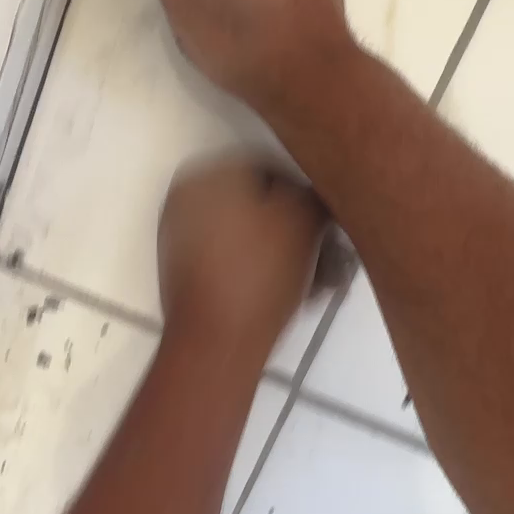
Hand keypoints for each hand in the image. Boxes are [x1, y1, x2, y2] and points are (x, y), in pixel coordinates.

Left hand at [157, 155, 332, 354]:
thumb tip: (317, 197)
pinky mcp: (189, 278)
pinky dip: (266, 272)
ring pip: (253, 237)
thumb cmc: (258, 277)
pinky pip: (237, 262)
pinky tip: (296, 293)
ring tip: (321, 282)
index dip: (308, 196)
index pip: (272, 167)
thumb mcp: (303, 220)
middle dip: (302, 231)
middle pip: (261, 206)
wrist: (216, 346)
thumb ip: (315, 192)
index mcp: (202, 176)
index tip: (331, 224)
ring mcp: (182, 243)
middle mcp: (184, 203)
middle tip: (332, 257)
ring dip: (292, 255)